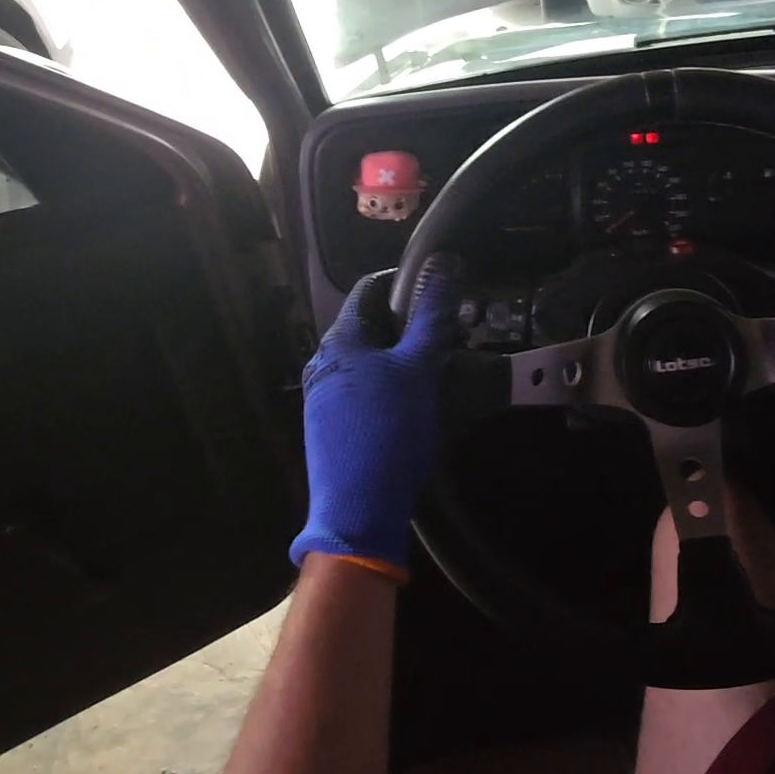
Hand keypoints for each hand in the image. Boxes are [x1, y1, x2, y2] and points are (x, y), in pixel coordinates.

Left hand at [290, 257, 459, 572]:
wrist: (356, 512)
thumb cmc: (388, 430)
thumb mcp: (419, 369)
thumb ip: (432, 316)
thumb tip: (444, 261)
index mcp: (338, 342)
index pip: (369, 289)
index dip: (406, 283)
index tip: (442, 292)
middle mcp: (322, 364)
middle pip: (371, 326)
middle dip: (412, 326)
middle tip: (451, 336)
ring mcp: (323, 399)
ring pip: (369, 361)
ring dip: (404, 358)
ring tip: (440, 370)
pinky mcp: (330, 428)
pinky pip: (364, 390)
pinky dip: (392, 385)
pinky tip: (416, 405)